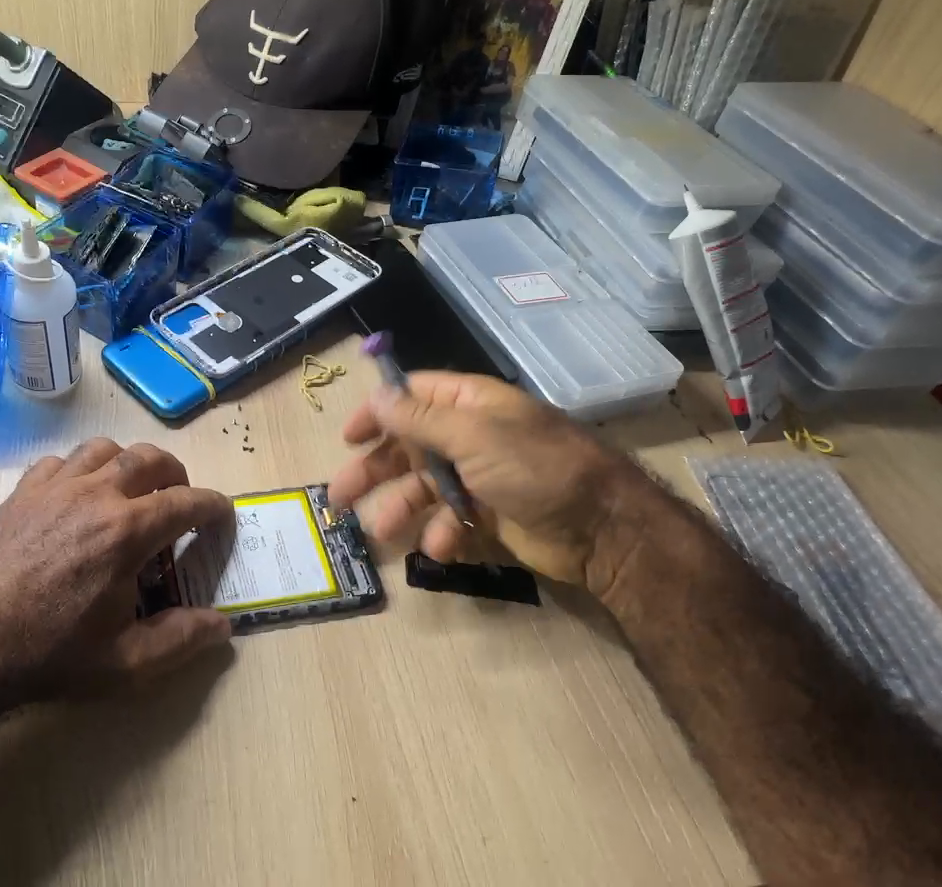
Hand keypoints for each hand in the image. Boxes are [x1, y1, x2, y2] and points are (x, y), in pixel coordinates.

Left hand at [0, 438, 235, 705]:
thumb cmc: (47, 654)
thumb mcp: (125, 664)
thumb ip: (180, 641)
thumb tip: (221, 625)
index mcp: (127, 531)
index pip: (188, 502)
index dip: (215, 506)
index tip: (223, 516)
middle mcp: (95, 494)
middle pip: (149, 458)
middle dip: (176, 473)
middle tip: (179, 497)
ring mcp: (54, 487)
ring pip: (104, 448)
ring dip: (128, 462)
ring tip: (131, 488)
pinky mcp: (21, 492)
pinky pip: (60, 461)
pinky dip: (81, 469)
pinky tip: (76, 496)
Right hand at [328, 372, 641, 588]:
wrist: (602, 529)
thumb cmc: (537, 468)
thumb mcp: (474, 435)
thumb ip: (420, 418)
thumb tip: (377, 394)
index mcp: (470, 406)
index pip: (412, 397)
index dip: (378, 413)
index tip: (349, 437)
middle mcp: (470, 438)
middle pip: (407, 448)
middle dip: (374, 471)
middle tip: (339, 497)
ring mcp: (479, 478)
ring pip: (422, 489)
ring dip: (399, 508)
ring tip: (380, 532)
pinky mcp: (488, 517)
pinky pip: (448, 522)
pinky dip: (438, 535)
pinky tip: (438, 547)